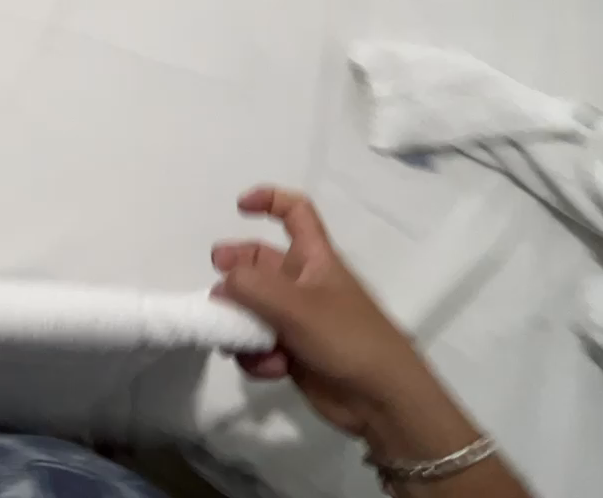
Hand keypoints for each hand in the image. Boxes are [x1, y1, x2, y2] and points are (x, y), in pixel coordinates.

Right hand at [212, 187, 446, 443]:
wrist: (385, 404)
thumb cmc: (348, 338)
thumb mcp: (296, 305)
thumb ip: (251, 286)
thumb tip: (223, 284)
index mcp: (314, 258)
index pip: (295, 211)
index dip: (268, 199)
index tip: (238, 207)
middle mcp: (302, 283)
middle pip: (258, 262)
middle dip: (234, 272)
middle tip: (218, 288)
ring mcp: (295, 318)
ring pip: (250, 306)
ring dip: (239, 321)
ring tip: (239, 338)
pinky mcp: (290, 351)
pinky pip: (256, 342)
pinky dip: (254, 354)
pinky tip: (266, 367)